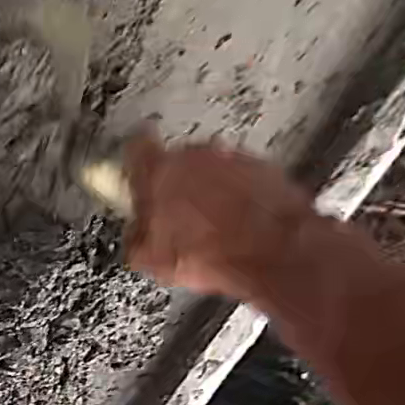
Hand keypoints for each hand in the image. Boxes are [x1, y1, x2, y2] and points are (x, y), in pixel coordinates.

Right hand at [122, 132, 317, 298]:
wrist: (272, 253)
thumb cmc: (210, 252)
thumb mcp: (147, 258)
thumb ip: (134, 234)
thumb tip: (134, 232)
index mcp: (158, 172)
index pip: (136, 147)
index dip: (133, 161)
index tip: (133, 174)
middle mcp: (196, 155)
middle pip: (175, 160)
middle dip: (172, 184)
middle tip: (172, 216)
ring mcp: (232, 158)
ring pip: (209, 169)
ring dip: (205, 191)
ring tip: (206, 227)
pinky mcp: (264, 168)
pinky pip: (240, 178)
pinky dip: (235, 197)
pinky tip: (232, 226)